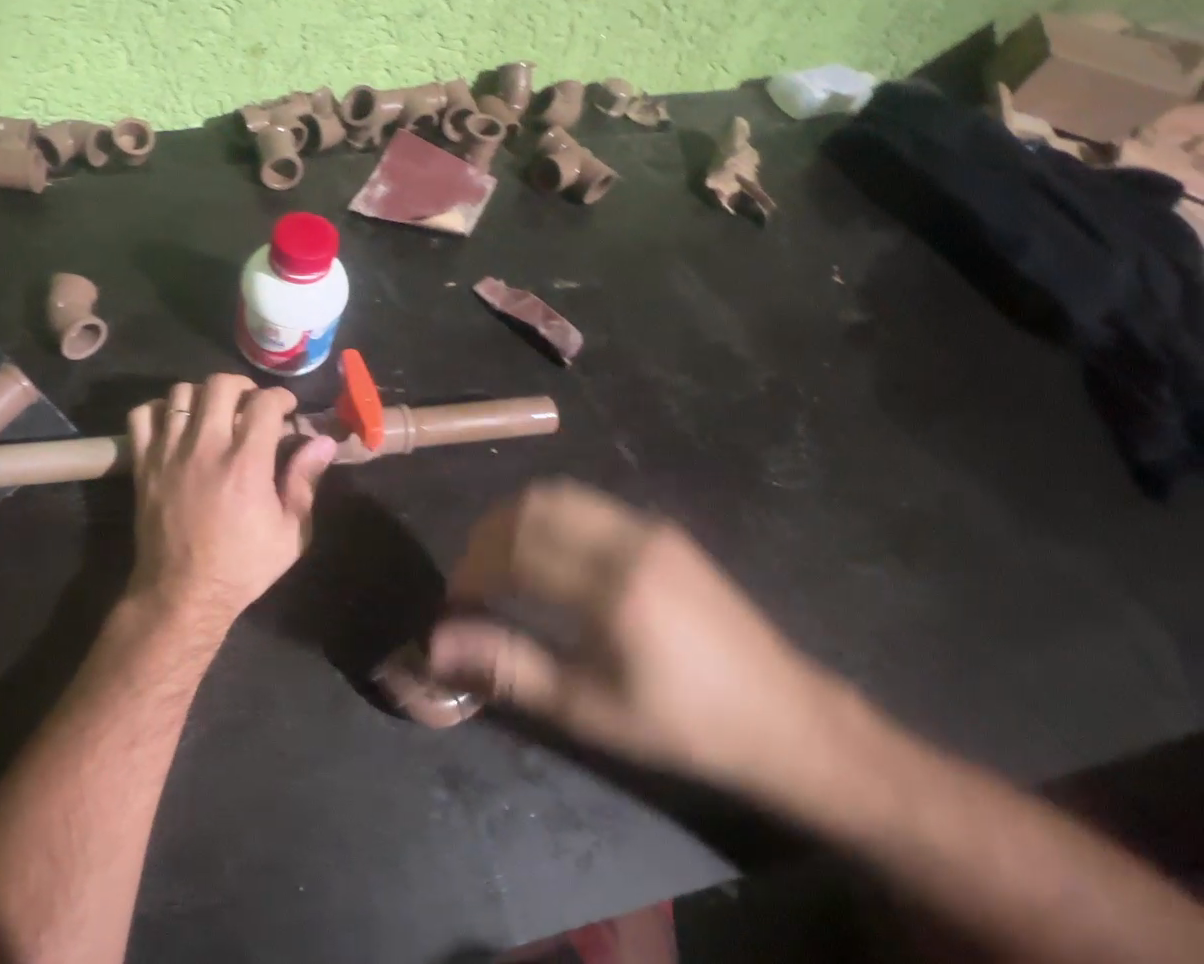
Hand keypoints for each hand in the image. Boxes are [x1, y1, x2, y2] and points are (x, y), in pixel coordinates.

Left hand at [124, 375, 336, 636]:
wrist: (182, 593)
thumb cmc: (242, 567)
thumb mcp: (290, 533)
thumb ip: (305, 482)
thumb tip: (323, 442)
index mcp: (247, 463)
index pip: (264, 402)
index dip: (280, 397)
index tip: (286, 409)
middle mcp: (206, 447)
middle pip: (220, 385)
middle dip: (243, 387)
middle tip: (251, 406)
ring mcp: (168, 453)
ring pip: (181, 393)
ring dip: (203, 396)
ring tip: (214, 414)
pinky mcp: (143, 464)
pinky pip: (142, 415)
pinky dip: (161, 410)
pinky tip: (177, 425)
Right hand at [424, 479, 844, 786]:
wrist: (785, 718)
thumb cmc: (682, 725)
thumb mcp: (588, 708)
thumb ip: (508, 666)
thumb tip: (438, 643)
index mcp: (611, 590)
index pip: (512, 551)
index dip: (470, 572)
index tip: (457, 606)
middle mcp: (629, 543)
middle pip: (529, 507)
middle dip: (485, 539)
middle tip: (473, 584)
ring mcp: (651, 530)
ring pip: (557, 496)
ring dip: (514, 523)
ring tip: (501, 569)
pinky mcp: (664, 533)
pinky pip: (586, 504)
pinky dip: (548, 520)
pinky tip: (547, 563)